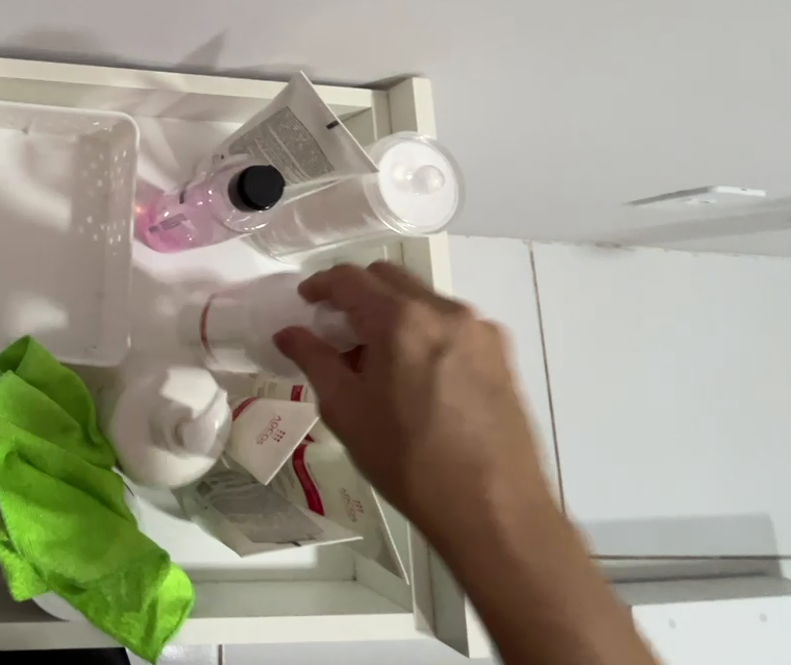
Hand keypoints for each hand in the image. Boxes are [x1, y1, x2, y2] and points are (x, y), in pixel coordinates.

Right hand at [272, 262, 552, 547]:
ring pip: (421, 300)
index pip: (350, 278)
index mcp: (401, 318)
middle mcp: (444, 311)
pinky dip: (422, 332)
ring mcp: (479, 331)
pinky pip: (450, 325)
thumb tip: (288, 333)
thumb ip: (312, 359)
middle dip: (356, 294)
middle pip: (388, 279)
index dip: (320, 285)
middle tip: (336, 330)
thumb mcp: (345, 408)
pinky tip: (414, 375)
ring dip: (391, 313)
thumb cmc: (408, 460)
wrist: (495, 513)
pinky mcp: (501, 355)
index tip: (305, 302)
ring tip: (375, 358)